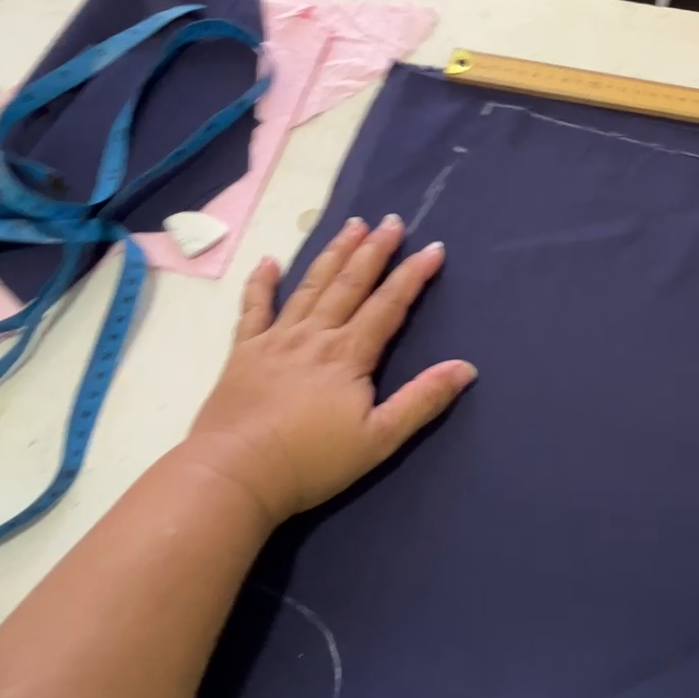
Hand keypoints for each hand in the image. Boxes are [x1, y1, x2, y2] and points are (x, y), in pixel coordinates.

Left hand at [178, 214, 476, 524]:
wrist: (233, 476)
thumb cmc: (311, 461)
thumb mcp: (379, 439)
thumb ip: (422, 400)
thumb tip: (465, 367)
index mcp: (349, 354)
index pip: (389, 305)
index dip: (413, 275)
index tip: (434, 247)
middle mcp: (316, 335)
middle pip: (351, 283)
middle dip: (375, 250)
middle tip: (392, 221)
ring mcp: (277, 339)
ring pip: (312, 286)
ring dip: (334, 253)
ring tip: (351, 225)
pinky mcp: (244, 352)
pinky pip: (254, 309)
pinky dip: (261, 283)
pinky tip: (268, 261)